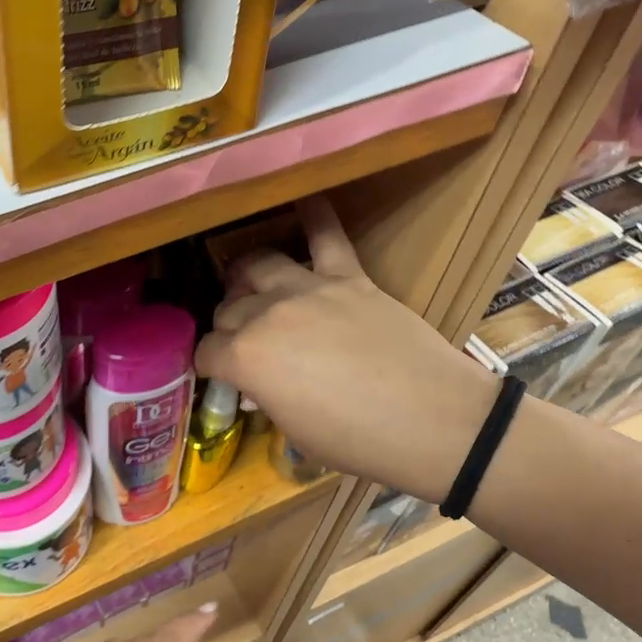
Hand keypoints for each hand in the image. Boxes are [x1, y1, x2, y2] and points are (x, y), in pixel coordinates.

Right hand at [195, 196, 499, 502]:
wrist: (434, 421)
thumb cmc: (358, 441)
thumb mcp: (294, 430)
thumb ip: (265, 395)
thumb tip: (258, 383)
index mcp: (245, 358)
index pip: (206, 351)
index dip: (208, 364)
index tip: (217, 373)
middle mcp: (266, 314)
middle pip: (229, 308)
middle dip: (227, 326)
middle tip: (241, 342)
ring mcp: (309, 289)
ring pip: (259, 265)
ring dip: (247, 275)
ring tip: (249, 283)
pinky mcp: (350, 278)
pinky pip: (327, 236)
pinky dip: (315, 216)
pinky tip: (304, 199)